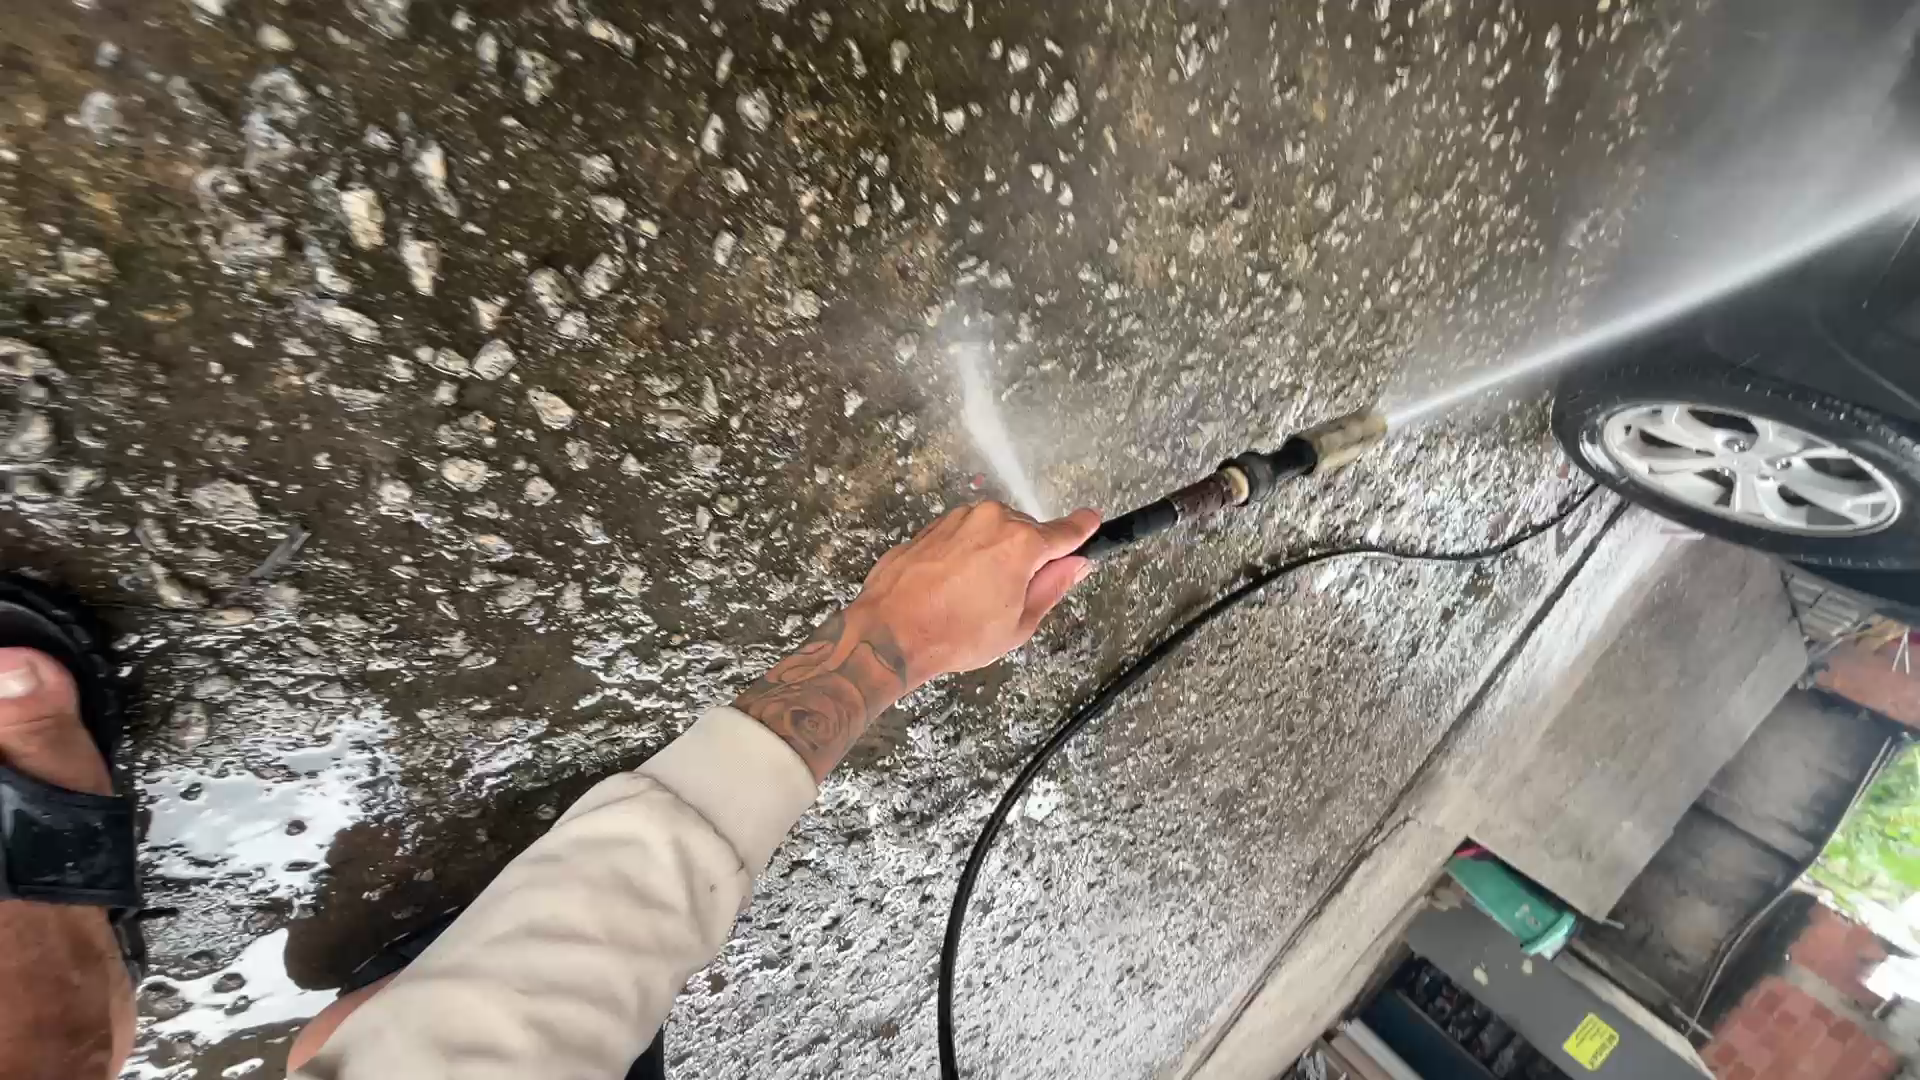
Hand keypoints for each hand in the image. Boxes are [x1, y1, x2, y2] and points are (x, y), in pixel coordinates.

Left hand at [734, 502, 1099, 780]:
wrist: (891, 631)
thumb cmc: (954, 634)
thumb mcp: (1019, 623)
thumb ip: (1053, 587)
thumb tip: (1075, 565)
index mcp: (1021, 543)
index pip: (1066, 531)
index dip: (1083, 531)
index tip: (1093, 523)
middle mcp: (991, 519)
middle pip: (1027, 532)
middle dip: (1028, 557)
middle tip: (1013, 596)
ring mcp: (958, 518)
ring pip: (994, 531)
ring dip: (995, 554)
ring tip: (976, 596)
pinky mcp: (933, 525)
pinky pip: (965, 534)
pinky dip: (968, 553)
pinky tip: (954, 586)